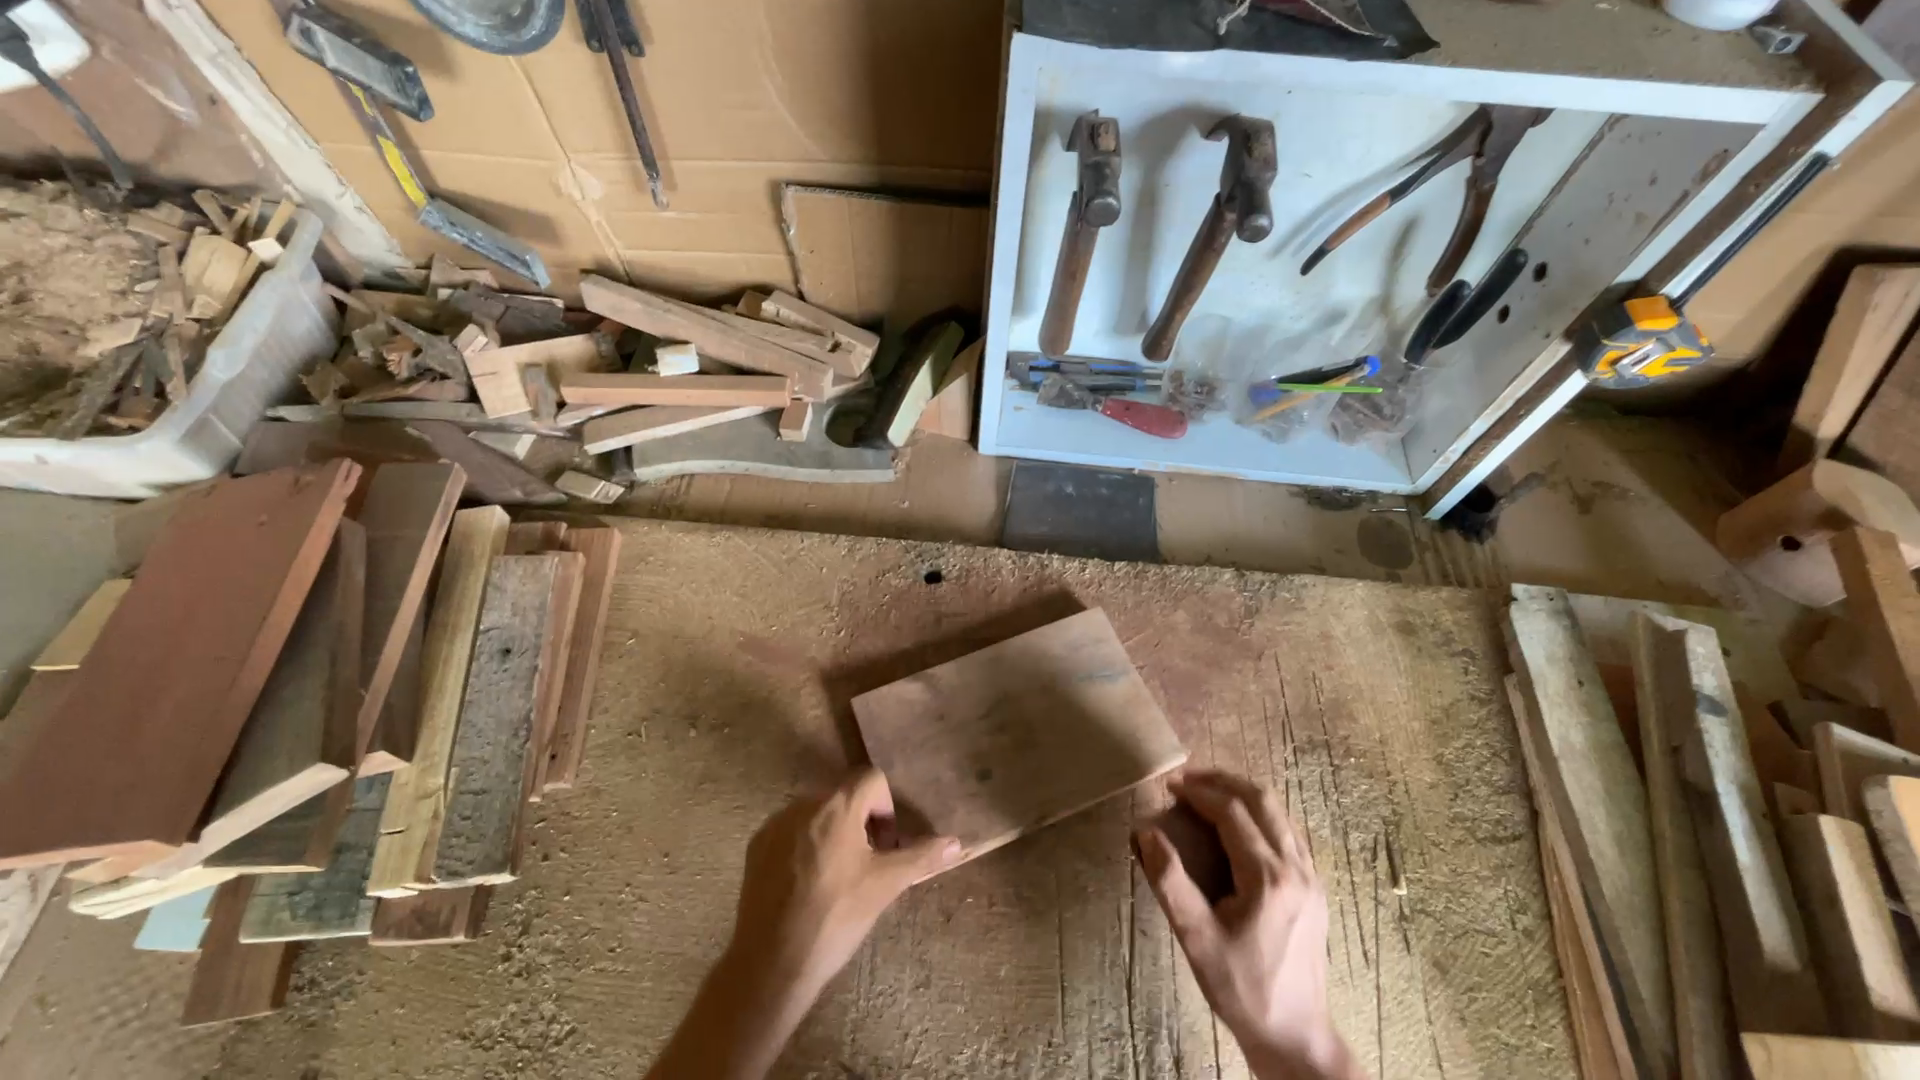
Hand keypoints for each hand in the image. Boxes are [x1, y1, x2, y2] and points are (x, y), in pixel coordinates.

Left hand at [728, 768, 961, 997]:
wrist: (772, 961)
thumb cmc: (836, 916)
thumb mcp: (886, 885)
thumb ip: (922, 857)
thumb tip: (956, 843)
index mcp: (836, 806)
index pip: (872, 779)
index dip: (887, 807)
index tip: (887, 844)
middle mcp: (802, 804)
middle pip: (843, 795)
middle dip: (861, 820)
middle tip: (868, 861)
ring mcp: (774, 825)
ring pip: (815, 812)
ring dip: (833, 831)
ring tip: (838, 875)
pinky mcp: (756, 847)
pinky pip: (790, 831)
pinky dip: (805, 845)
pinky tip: (808, 884)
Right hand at [1135, 770, 1359, 1079]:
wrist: (1295, 1034)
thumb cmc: (1241, 988)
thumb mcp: (1196, 938)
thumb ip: (1170, 881)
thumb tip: (1146, 832)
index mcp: (1268, 878)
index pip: (1232, 812)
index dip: (1199, 792)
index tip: (1168, 786)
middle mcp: (1297, 868)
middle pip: (1262, 800)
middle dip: (1223, 781)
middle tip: (1187, 780)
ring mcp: (1311, 877)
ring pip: (1280, 814)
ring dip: (1242, 795)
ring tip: (1207, 794)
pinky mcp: (1315, 889)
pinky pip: (1287, 833)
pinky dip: (1259, 816)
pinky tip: (1236, 827)